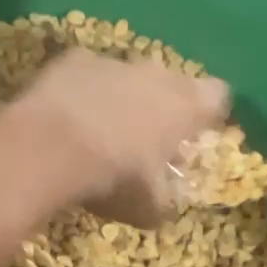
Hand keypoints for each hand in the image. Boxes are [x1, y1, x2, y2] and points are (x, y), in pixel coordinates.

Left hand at [4, 48, 228, 227]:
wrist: (49, 148)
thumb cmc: (111, 178)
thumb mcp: (145, 207)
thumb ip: (162, 203)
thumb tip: (161, 207)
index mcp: (188, 105)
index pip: (217, 97)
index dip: (204, 116)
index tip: (189, 137)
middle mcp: (157, 73)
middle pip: (170, 83)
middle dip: (159, 107)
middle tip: (139, 140)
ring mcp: (114, 62)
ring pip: (126, 76)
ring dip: (117, 97)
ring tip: (94, 130)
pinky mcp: (73, 59)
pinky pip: (84, 72)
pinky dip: (78, 89)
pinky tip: (62, 114)